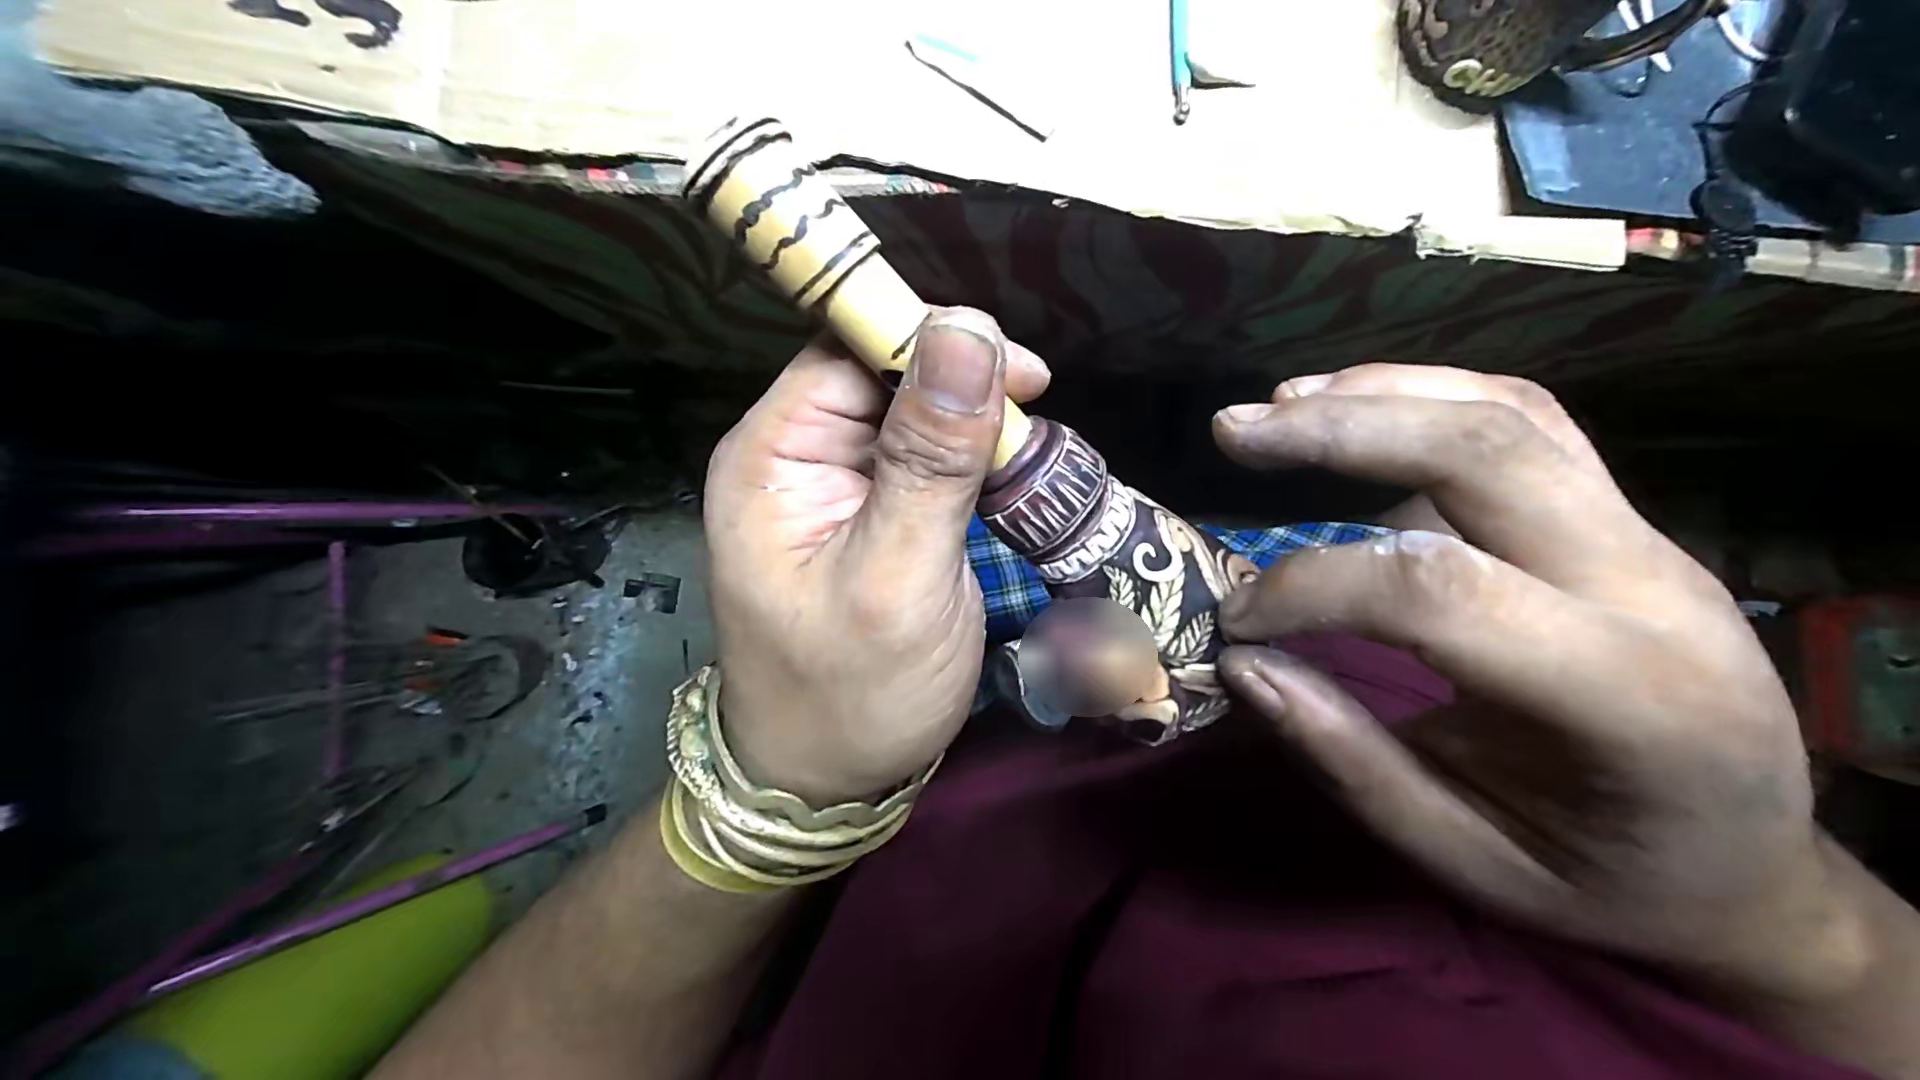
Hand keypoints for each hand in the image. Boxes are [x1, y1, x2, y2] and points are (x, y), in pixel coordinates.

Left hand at [703, 308, 1048, 804]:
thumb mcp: (897, 578)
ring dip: (974, 425)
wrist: (826, 777)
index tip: (1022, 371)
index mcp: (772, 456)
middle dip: (962, 386)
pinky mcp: (872, 513)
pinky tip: (1006, 475)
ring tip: (1028, 454)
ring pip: (912, 415)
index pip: (848, 352)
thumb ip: (931, 459)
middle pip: (884, 376)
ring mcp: (835, 486)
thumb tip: (967, 332)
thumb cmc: (851, 692)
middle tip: (1035, 416)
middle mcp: (796, 456)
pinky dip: (971, 460)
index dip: (932, 342)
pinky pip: (924, 459)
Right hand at [1208, 365, 1868, 1004]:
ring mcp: (1645, 538)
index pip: (1436, 591)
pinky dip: (1423, 397)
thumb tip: (1239, 662)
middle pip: (1487, 454)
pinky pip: (1523, 422)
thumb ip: (1343, 756)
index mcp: (1624, 696)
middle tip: (1232, 431)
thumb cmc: (1596, 878)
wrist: (1747, 869)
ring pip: (1509, 414)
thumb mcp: (1458, 855)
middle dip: (1341, 430)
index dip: (1308, 589)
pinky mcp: (1617, 519)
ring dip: (1378, 394)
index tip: (1233, 622)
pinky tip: (1351, 408)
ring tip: (1278, 407)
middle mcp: (1651, 588)